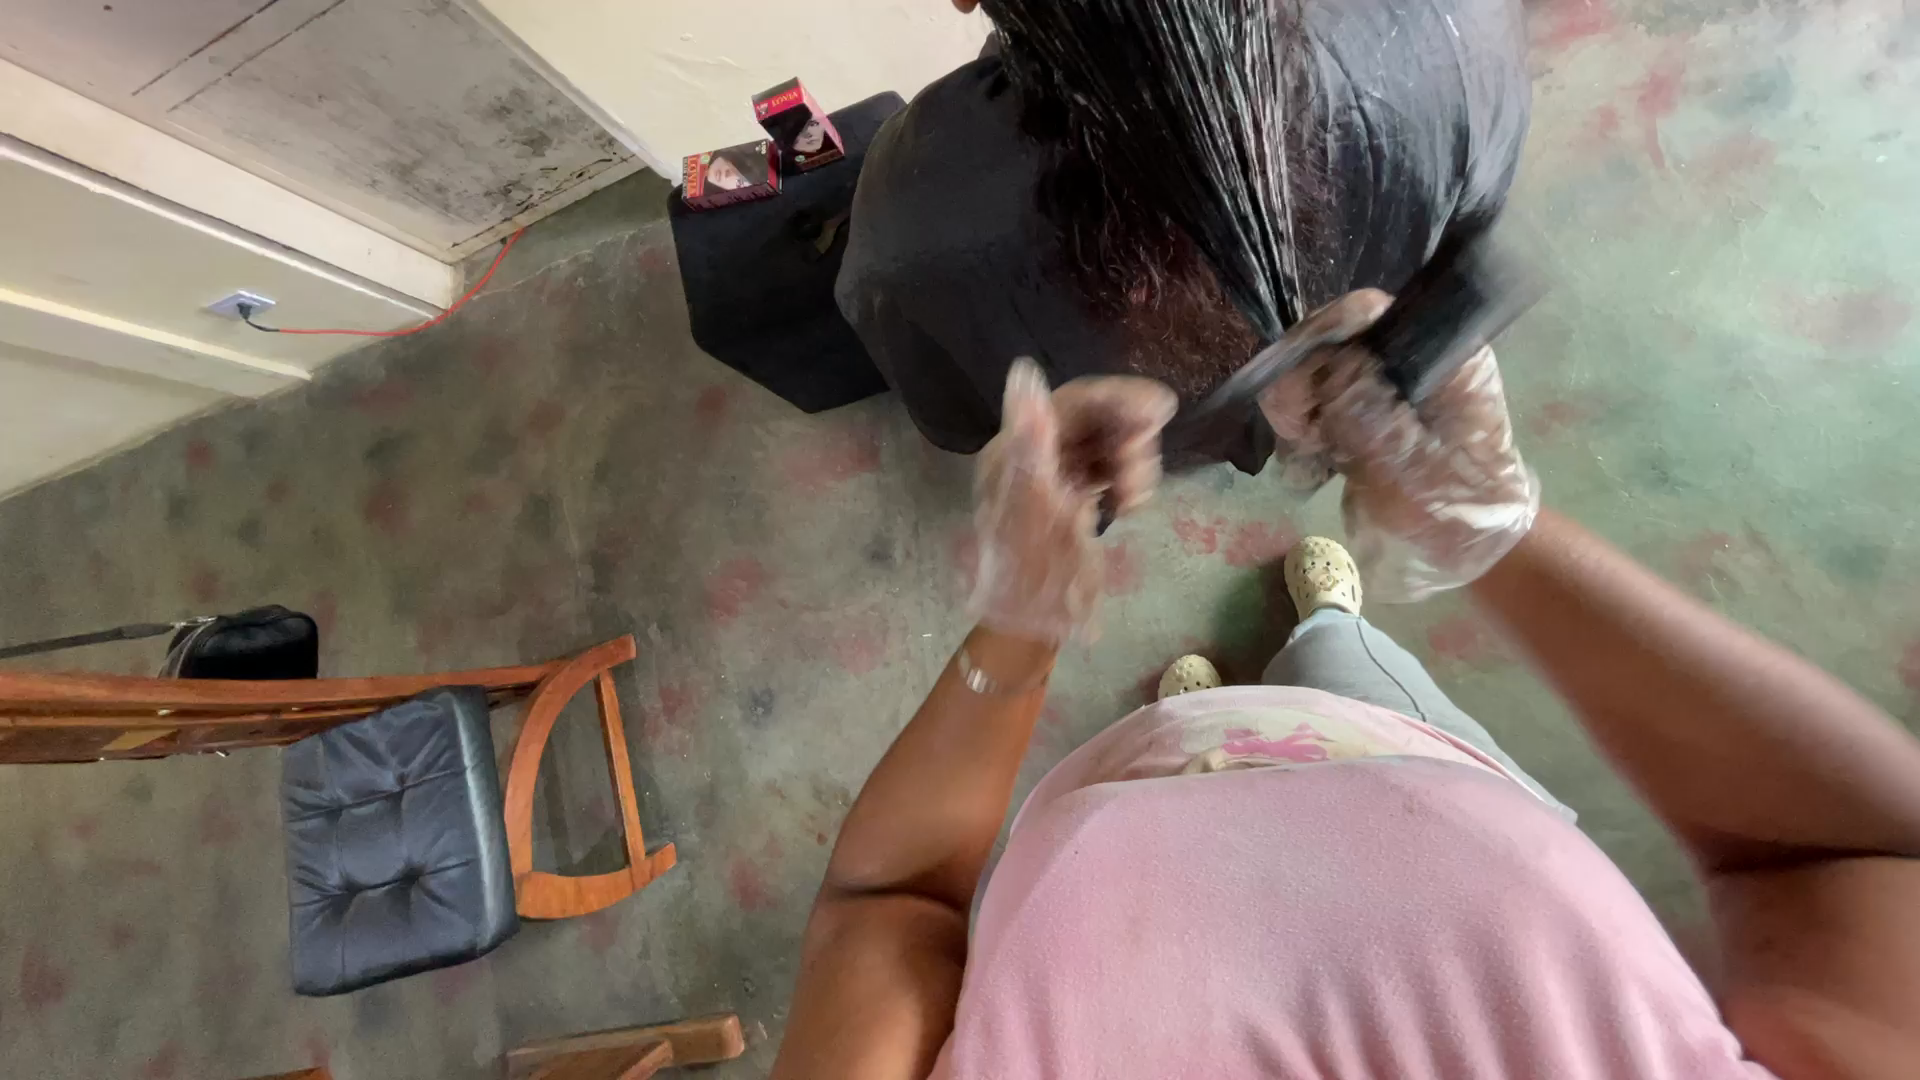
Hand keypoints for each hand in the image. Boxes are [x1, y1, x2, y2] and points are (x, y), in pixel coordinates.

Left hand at [969, 360, 1176, 640]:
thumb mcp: (1030, 504)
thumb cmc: (1027, 571)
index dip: (1115, 397)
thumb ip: (1032, 440)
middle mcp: (1033, 455)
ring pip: (1108, 444)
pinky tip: (1129, 505)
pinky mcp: (1077, 497)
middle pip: (1094, 419)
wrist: (1032, 625)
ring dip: (1133, 461)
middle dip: (1129, 435)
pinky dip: (1129, 481)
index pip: (1068, 403)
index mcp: (1013, 450)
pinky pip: (1111, 471)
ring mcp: (1057, 476)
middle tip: (1141, 468)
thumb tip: (1023, 372)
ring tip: (1134, 497)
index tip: (1160, 409)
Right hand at [1259, 290, 1538, 600]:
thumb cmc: (1453, 508)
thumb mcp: (1412, 470)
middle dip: (1299, 386)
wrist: (1467, 543)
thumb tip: (1329, 371)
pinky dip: (1298, 429)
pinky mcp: (1362, 407)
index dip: (1317, 344)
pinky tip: (1309, 459)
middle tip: (1300, 437)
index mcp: (1439, 355)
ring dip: (1295, 412)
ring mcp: (1382, 382)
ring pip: (1309, 372)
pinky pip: (1311, 401)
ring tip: (1308, 454)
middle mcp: (1407, 356)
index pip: (1364, 315)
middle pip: (1327, 341)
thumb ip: (1372, 418)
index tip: (1296, 398)